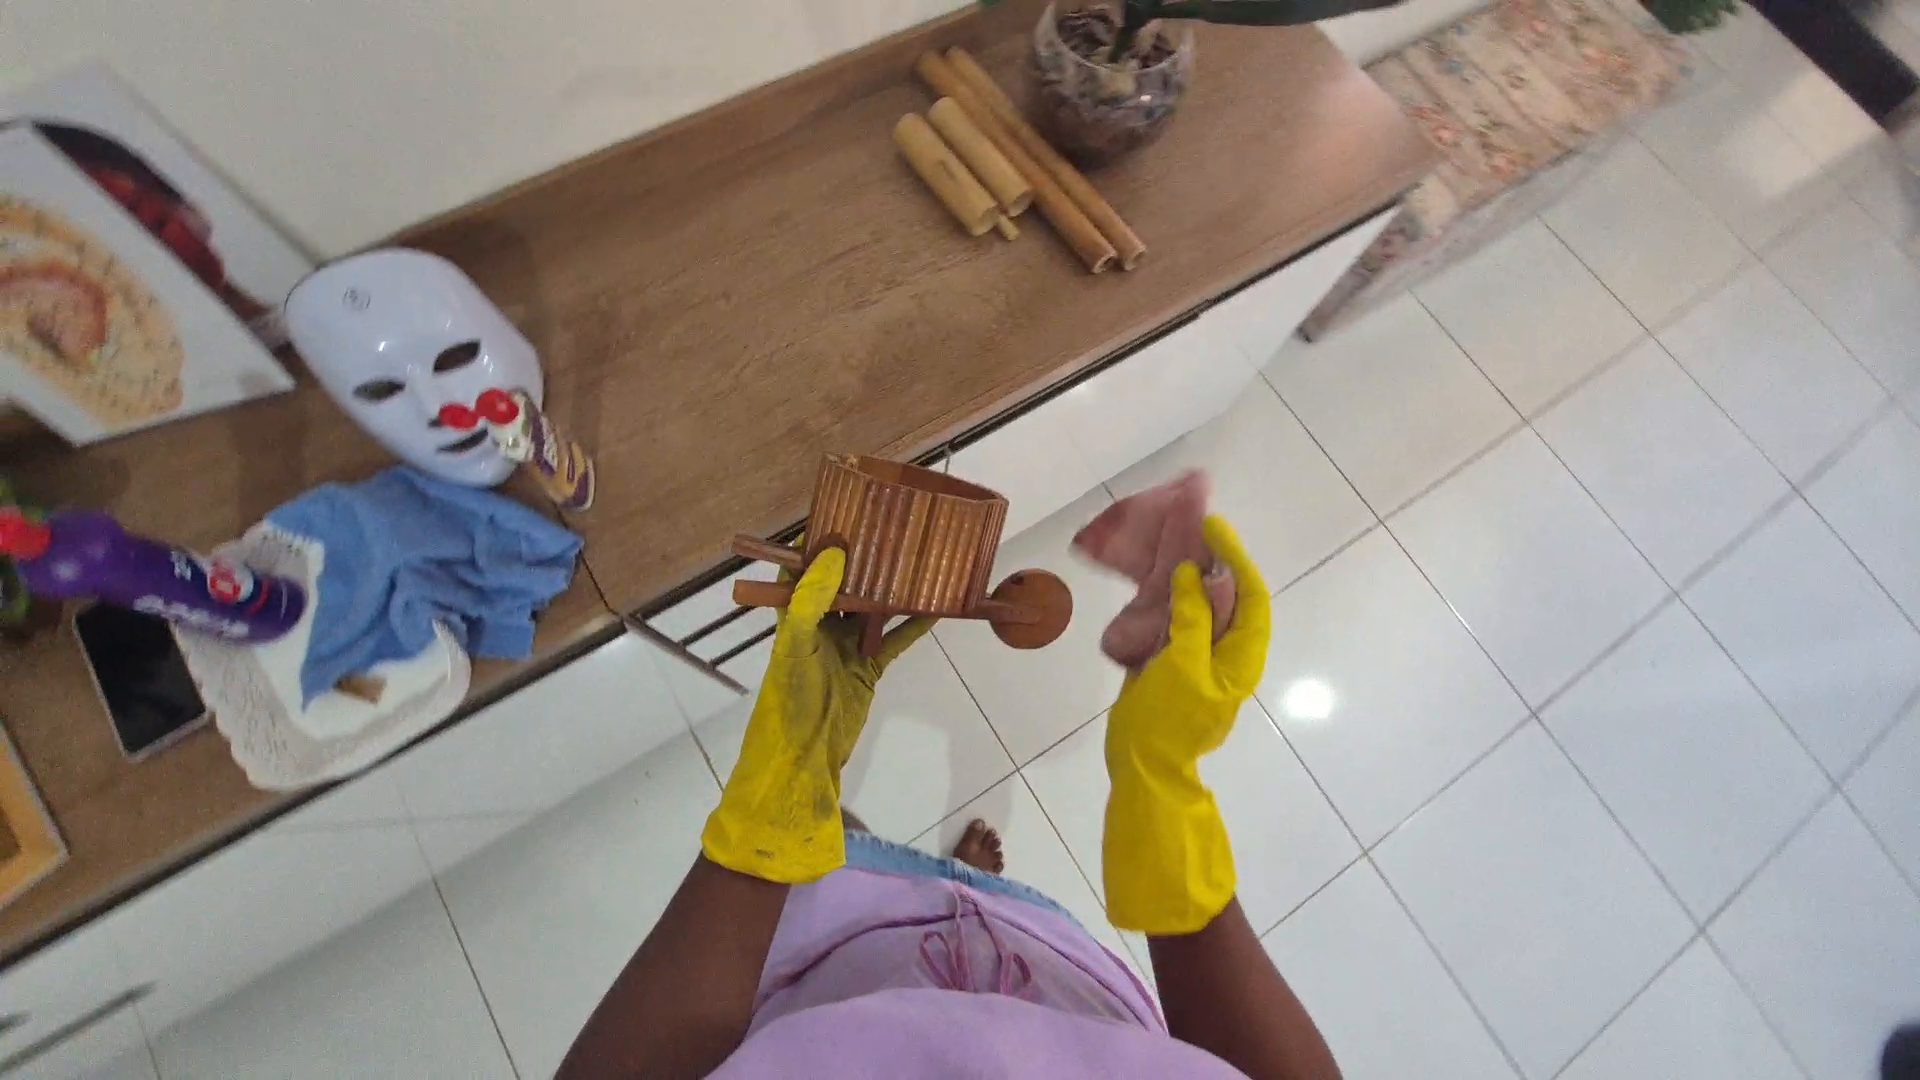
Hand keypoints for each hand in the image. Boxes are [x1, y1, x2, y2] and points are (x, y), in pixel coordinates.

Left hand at [700, 547, 934, 882]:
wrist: (804, 757)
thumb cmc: (789, 699)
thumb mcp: (796, 646)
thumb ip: (811, 599)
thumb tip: (834, 551)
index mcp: (794, 614)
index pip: (802, 568)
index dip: (818, 542)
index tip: (844, 512)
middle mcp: (820, 624)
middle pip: (845, 582)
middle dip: (865, 559)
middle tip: (894, 530)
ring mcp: (846, 644)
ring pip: (874, 607)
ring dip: (893, 588)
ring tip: (919, 561)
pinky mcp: (868, 666)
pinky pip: (895, 638)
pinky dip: (914, 623)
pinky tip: (936, 607)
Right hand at [1103, 516, 1270, 933]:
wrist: (1142, 768)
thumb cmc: (1168, 722)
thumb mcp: (1182, 667)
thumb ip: (1192, 619)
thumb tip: (1194, 576)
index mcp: (1240, 655)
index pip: (1250, 595)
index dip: (1234, 557)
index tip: (1212, 527)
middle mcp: (1226, 652)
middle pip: (1228, 597)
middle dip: (1214, 560)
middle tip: (1191, 525)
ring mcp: (1199, 657)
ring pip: (1200, 606)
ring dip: (1189, 575)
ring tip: (1171, 543)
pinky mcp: (1173, 662)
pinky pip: (1176, 620)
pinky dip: (1167, 597)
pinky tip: (1150, 580)